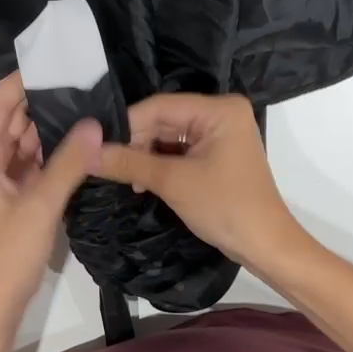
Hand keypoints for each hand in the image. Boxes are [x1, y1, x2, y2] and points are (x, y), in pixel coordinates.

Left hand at [0, 74, 101, 315]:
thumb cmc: (10, 252)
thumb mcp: (41, 205)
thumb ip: (68, 163)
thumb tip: (95, 124)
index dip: (20, 81)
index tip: (55, 64)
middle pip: (13, 119)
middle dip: (42, 101)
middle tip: (83, 83)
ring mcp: (3, 180)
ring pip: (26, 141)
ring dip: (51, 126)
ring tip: (89, 106)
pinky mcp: (18, 196)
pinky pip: (35, 162)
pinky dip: (54, 152)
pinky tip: (82, 142)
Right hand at [99, 93, 306, 268]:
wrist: (264, 245)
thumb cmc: (225, 208)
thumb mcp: (173, 182)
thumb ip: (129, 163)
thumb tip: (88, 153)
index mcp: (219, 110)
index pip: (159, 106)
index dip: (125, 125)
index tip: (94, 145)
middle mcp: (221, 113)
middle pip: (162, 119)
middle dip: (134, 142)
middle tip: (106, 165)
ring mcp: (220, 134)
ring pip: (167, 136)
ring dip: (144, 156)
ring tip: (123, 178)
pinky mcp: (216, 154)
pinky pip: (179, 150)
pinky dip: (159, 165)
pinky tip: (141, 181)